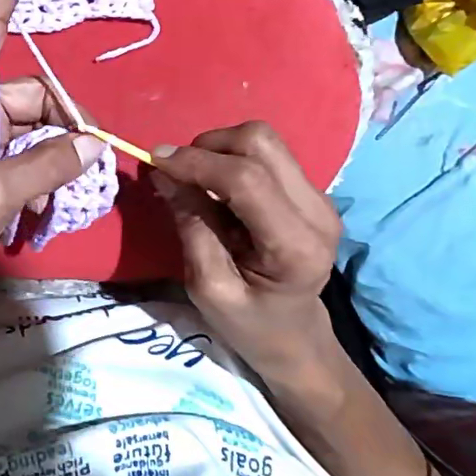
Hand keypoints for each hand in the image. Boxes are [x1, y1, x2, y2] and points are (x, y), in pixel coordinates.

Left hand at [0, 0, 103, 300]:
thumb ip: (49, 162)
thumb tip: (94, 141)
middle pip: (28, 88)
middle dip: (62, 119)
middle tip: (86, 158)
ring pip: (32, 125)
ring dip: (53, 156)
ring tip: (57, 197)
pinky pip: (23, 153)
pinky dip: (40, 173)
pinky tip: (44, 207)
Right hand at [149, 122, 343, 381]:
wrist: (293, 335)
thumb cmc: (248, 323)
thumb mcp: (208, 287)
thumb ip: (191, 227)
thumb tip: (164, 172)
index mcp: (294, 246)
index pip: (246, 180)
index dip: (197, 162)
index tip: (156, 160)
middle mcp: (317, 211)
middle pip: (261, 142)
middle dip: (209, 146)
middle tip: (178, 171)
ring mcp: (320, 197)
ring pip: (264, 140)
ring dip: (220, 149)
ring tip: (196, 179)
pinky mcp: (311, 191)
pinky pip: (267, 154)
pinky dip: (232, 159)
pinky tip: (217, 187)